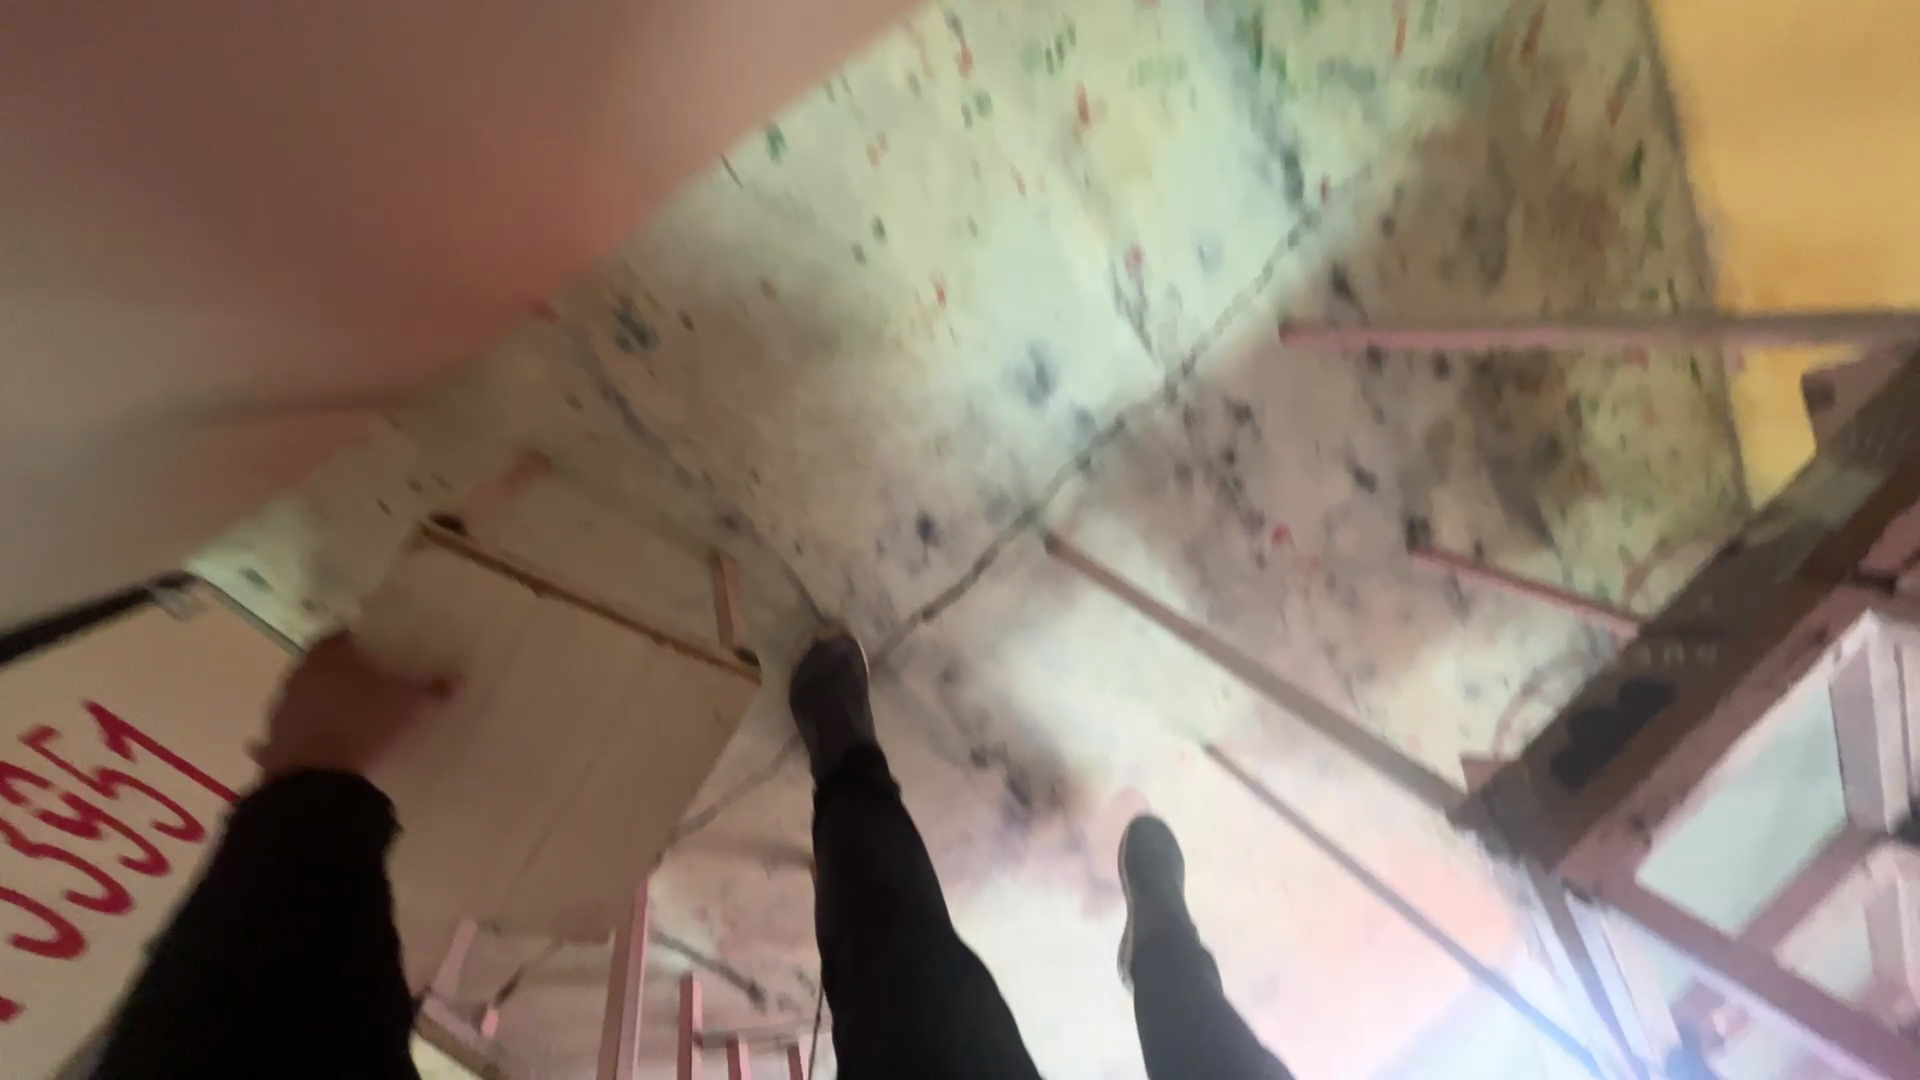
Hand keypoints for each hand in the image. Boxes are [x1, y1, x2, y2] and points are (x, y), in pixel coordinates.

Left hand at [253, 632, 456, 779]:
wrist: (314, 777)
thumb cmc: (364, 723)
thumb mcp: (411, 705)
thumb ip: (433, 689)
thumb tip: (458, 678)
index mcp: (330, 657)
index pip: (342, 636)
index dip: (362, 640)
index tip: (382, 647)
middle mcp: (301, 674)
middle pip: (325, 664)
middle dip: (348, 669)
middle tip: (377, 676)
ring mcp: (283, 707)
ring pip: (311, 693)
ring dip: (330, 697)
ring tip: (361, 707)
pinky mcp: (276, 738)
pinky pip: (303, 723)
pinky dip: (320, 725)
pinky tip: (342, 735)